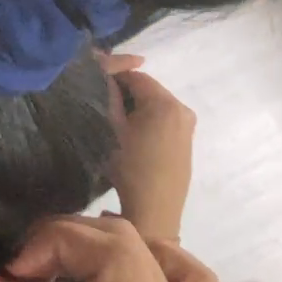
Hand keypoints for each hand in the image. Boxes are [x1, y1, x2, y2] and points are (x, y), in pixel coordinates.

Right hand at [0, 216, 219, 281]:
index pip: (112, 252)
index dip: (55, 242)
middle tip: (23, 274)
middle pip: (131, 243)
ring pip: (161, 253)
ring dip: (102, 247)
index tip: (13, 273)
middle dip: (66, 240)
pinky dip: (141, 263)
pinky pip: (179, 280)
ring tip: (60, 273)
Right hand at [106, 64, 195, 240]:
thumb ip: (110, 100)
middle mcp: (182, 108)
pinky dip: (148, 121)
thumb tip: (106, 80)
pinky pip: (164, 120)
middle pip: (149, 90)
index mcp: (164, 103)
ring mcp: (187, 125)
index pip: (136, 76)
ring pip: (156, 105)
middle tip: (103, 108)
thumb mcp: (111, 129)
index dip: (113, 79)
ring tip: (116, 126)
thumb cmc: (129, 166)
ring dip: (137, 109)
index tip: (94, 91)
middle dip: (126, 94)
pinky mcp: (186, 141)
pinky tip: (133, 139)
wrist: (155, 206)